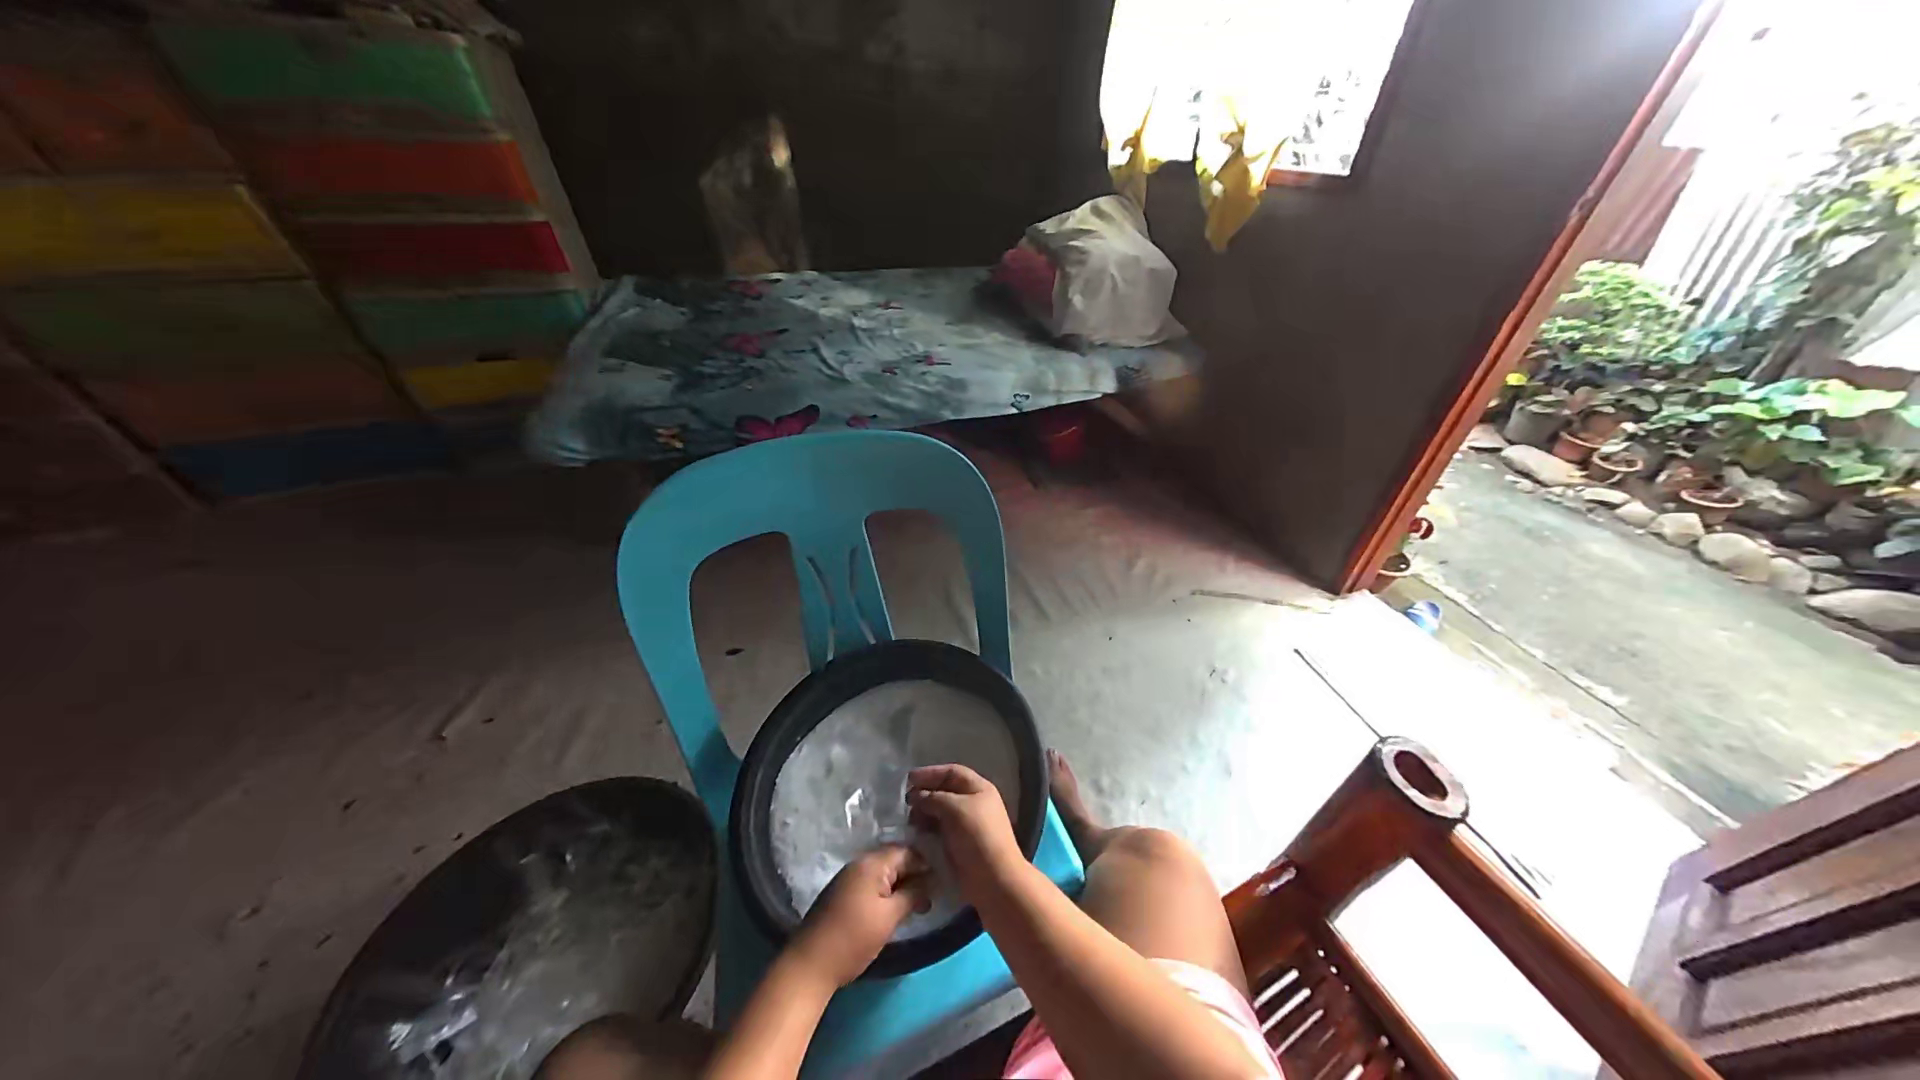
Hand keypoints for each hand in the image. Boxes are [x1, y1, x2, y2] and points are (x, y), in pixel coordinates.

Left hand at [789, 845, 930, 987]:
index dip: (926, 863)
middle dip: (915, 874)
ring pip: (883, 874)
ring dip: (901, 885)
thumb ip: (913, 894)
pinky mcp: (842, 895)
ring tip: (919, 905)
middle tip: (933, 895)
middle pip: (894, 860)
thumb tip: (931, 881)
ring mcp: (848, 879)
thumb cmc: (853, 938)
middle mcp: (859, 864)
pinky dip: (886, 893)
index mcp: (871, 863)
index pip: (907, 851)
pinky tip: (896, 909)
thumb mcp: (889, 917)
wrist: (810, 965)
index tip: (942, 881)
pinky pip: (871, 884)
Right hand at [907, 764, 1024, 898]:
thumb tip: (915, 797)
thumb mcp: (955, 808)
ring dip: (924, 813)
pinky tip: (915, 833)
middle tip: (905, 803)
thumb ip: (932, 797)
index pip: (952, 772)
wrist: (993, 880)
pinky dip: (927, 829)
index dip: (930, 773)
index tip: (909, 779)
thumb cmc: (977, 836)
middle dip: (925, 794)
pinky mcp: (960, 845)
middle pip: (945, 792)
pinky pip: (940, 830)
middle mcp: (974, 804)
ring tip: (909, 820)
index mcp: (979, 789)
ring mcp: (967, 826)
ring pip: (940, 812)